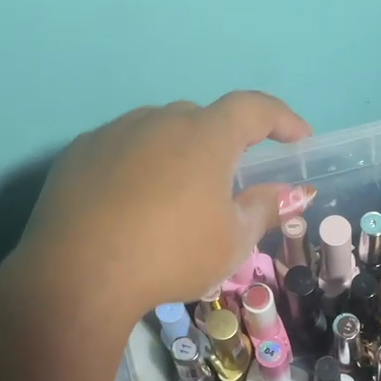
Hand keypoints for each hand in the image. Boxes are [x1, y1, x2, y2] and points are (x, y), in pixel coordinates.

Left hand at [8, 91, 311, 318]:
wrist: (82, 271)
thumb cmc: (172, 255)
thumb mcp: (232, 243)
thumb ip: (263, 211)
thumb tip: (290, 194)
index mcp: (206, 137)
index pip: (254, 109)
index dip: (282, 119)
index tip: (299, 137)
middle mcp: (160, 120)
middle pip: (203, 120)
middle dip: (225, 144)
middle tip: (231, 183)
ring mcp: (115, 132)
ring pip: (159, 134)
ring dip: (179, 157)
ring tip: (180, 200)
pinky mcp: (81, 153)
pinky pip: (124, 151)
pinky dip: (141, 170)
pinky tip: (136, 208)